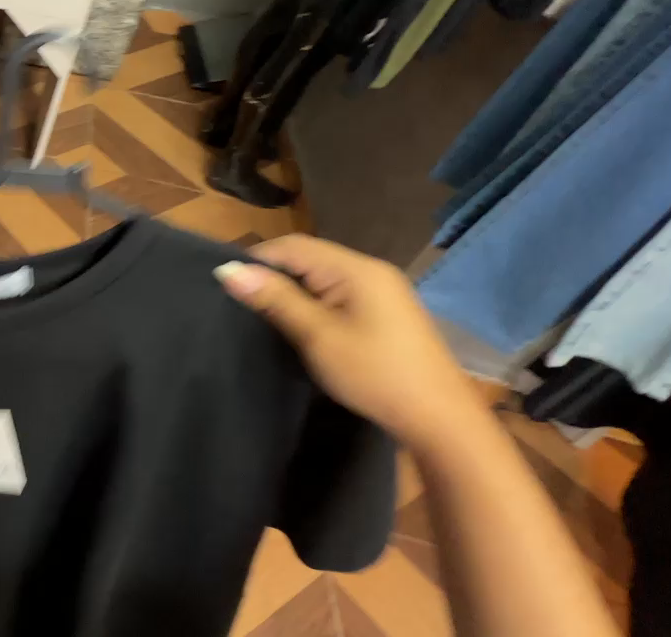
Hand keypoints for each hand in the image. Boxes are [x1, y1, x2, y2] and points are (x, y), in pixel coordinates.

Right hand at [214, 234, 484, 451]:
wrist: (443, 423)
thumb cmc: (376, 374)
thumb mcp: (317, 336)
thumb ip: (274, 298)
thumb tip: (227, 269)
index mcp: (356, 269)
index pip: (292, 246)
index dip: (256, 260)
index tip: (227, 285)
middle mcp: (370, 271)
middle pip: (307, 257)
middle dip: (272, 275)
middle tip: (242, 303)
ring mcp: (382, 292)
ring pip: (320, 277)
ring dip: (291, 291)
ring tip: (266, 315)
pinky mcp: (385, 313)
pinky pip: (336, 293)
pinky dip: (312, 302)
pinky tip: (301, 324)